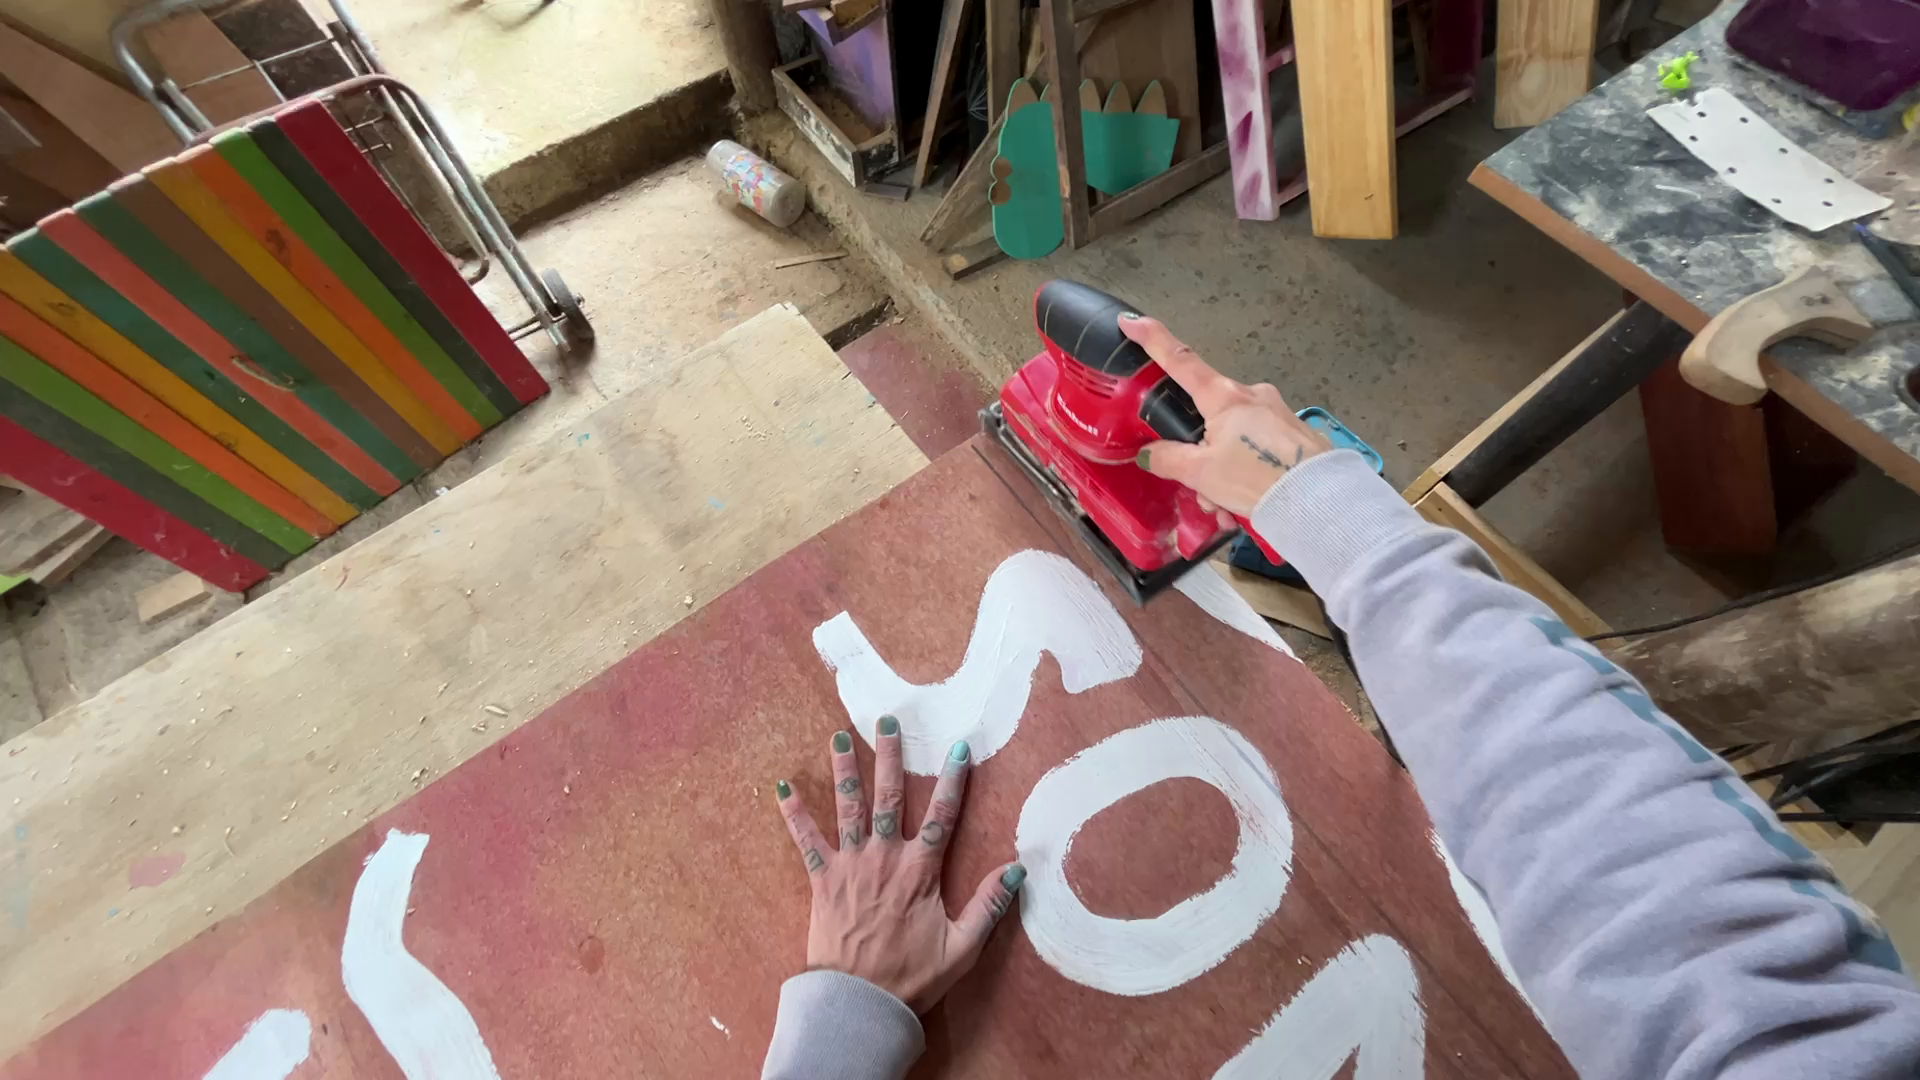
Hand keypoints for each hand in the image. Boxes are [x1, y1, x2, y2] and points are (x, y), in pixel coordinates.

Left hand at [775, 717, 1024, 1011]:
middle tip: (887, 720)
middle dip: (889, 755)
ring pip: (847, 808)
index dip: (952, 780)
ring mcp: (850, 865)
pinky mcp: (822, 880)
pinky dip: (794, 815)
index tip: (959, 747)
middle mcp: (884, 856)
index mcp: (919, 870)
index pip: (942, 815)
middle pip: (888, 796)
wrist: (857, 1006)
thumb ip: (989, 907)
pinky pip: (806, 842)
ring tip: (839, 736)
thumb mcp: (961, 948)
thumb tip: (1017, 868)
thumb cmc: (911, 977)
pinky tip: (782, 788)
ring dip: (844, 770)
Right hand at [1118, 313, 1331, 516]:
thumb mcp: (1200, 473)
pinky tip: (1244, 508)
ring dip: (1220, 477)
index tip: (1131, 321)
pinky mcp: (1291, 432)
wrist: (1320, 500)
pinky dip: (1242, 477)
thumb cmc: (1255, 477)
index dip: (1153, 340)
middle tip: (1200, 491)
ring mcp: (1274, 412)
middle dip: (1196, 454)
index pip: (1180, 361)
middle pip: (1205, 417)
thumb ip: (1167, 459)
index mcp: (1224, 397)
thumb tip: (1150, 453)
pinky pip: (1253, 450)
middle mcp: (1250, 395)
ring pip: (1229, 440)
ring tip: (1226, 510)